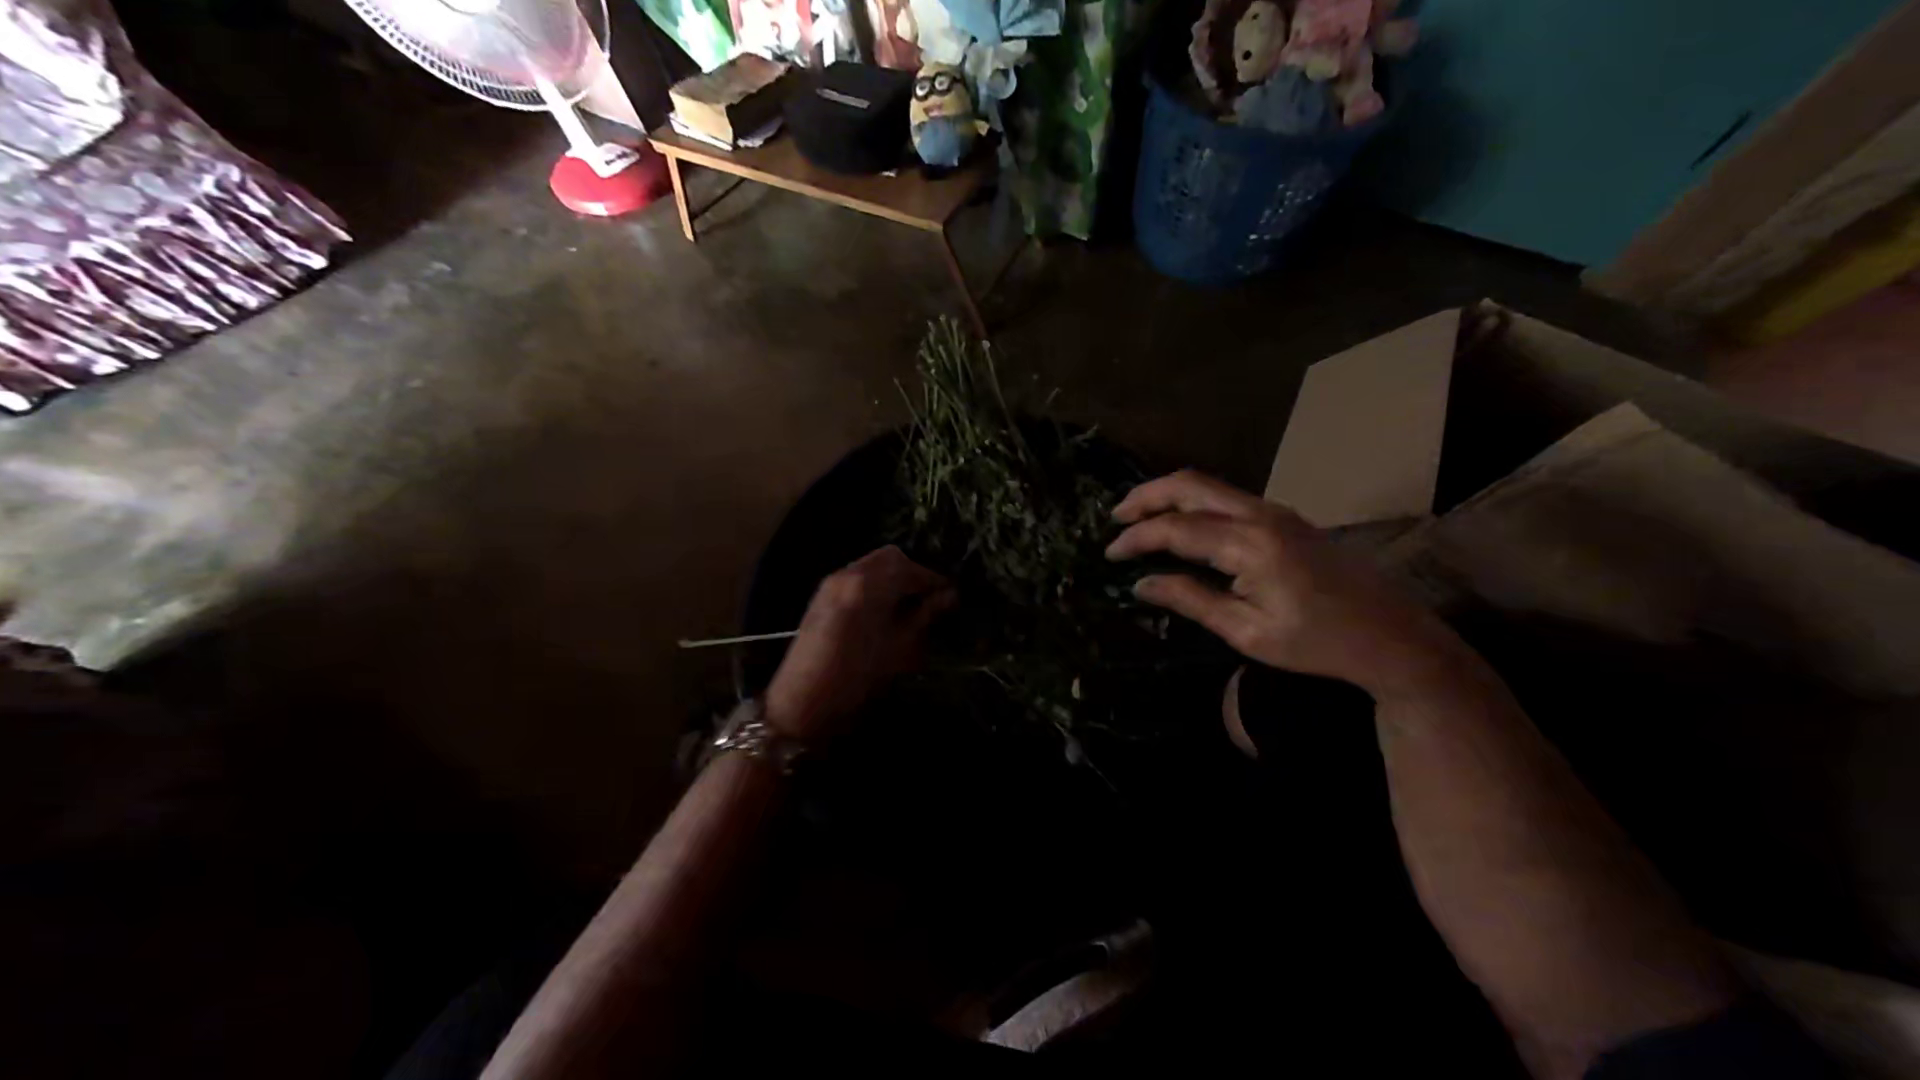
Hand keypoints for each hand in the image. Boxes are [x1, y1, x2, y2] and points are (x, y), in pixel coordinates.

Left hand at [764, 546, 956, 739]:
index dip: (934, 580)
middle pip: (890, 558)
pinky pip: (856, 576)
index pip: (911, 568)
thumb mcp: (899, 648)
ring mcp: (831, 583)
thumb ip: (925, 616)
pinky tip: (884, 611)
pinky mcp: (822, 596)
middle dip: (913, 573)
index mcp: (869, 584)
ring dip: (894, 577)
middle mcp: (848, 574)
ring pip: (872, 565)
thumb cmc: (856, 677)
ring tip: (909, 606)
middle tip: (930, 598)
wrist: (802, 701)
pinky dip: (875, 584)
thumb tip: (950, 596)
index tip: (951, 595)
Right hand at [1106, 471, 1467, 700]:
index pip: (1176, 529)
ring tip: (1138, 518)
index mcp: (1251, 546)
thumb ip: (1191, 600)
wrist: (1392, 636)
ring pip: (1209, 485)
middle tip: (1115, 518)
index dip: (1137, 538)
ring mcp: (1276, 511)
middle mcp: (1261, 515)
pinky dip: (1193, 502)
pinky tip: (1180, 523)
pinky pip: (1226, 497)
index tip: (1109, 554)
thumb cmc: (1319, 643)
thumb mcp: (1247, 632)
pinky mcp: (1284, 517)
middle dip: (1146, 496)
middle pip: (1190, 485)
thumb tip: (1142, 584)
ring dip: (1169, 495)